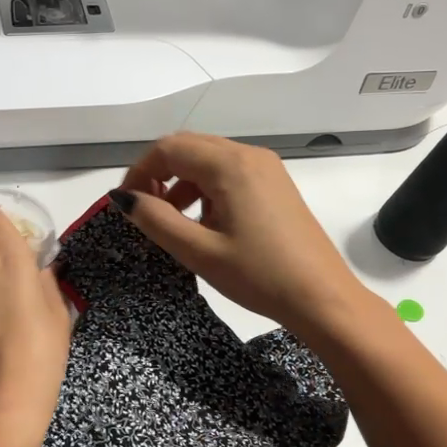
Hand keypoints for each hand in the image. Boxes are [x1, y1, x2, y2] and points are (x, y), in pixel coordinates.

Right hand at [114, 133, 374, 328]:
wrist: (323, 299)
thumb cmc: (259, 276)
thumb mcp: (199, 251)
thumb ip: (156, 220)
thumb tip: (124, 198)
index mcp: (230, 166)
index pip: (168, 149)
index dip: (139, 172)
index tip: (126, 205)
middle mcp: (248, 155)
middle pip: (188, 147)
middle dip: (158, 174)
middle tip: (143, 211)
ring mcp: (266, 168)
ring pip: (207, 159)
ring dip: (181, 183)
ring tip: (170, 221)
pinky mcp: (274, 185)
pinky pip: (227, 173)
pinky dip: (204, 189)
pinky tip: (202, 224)